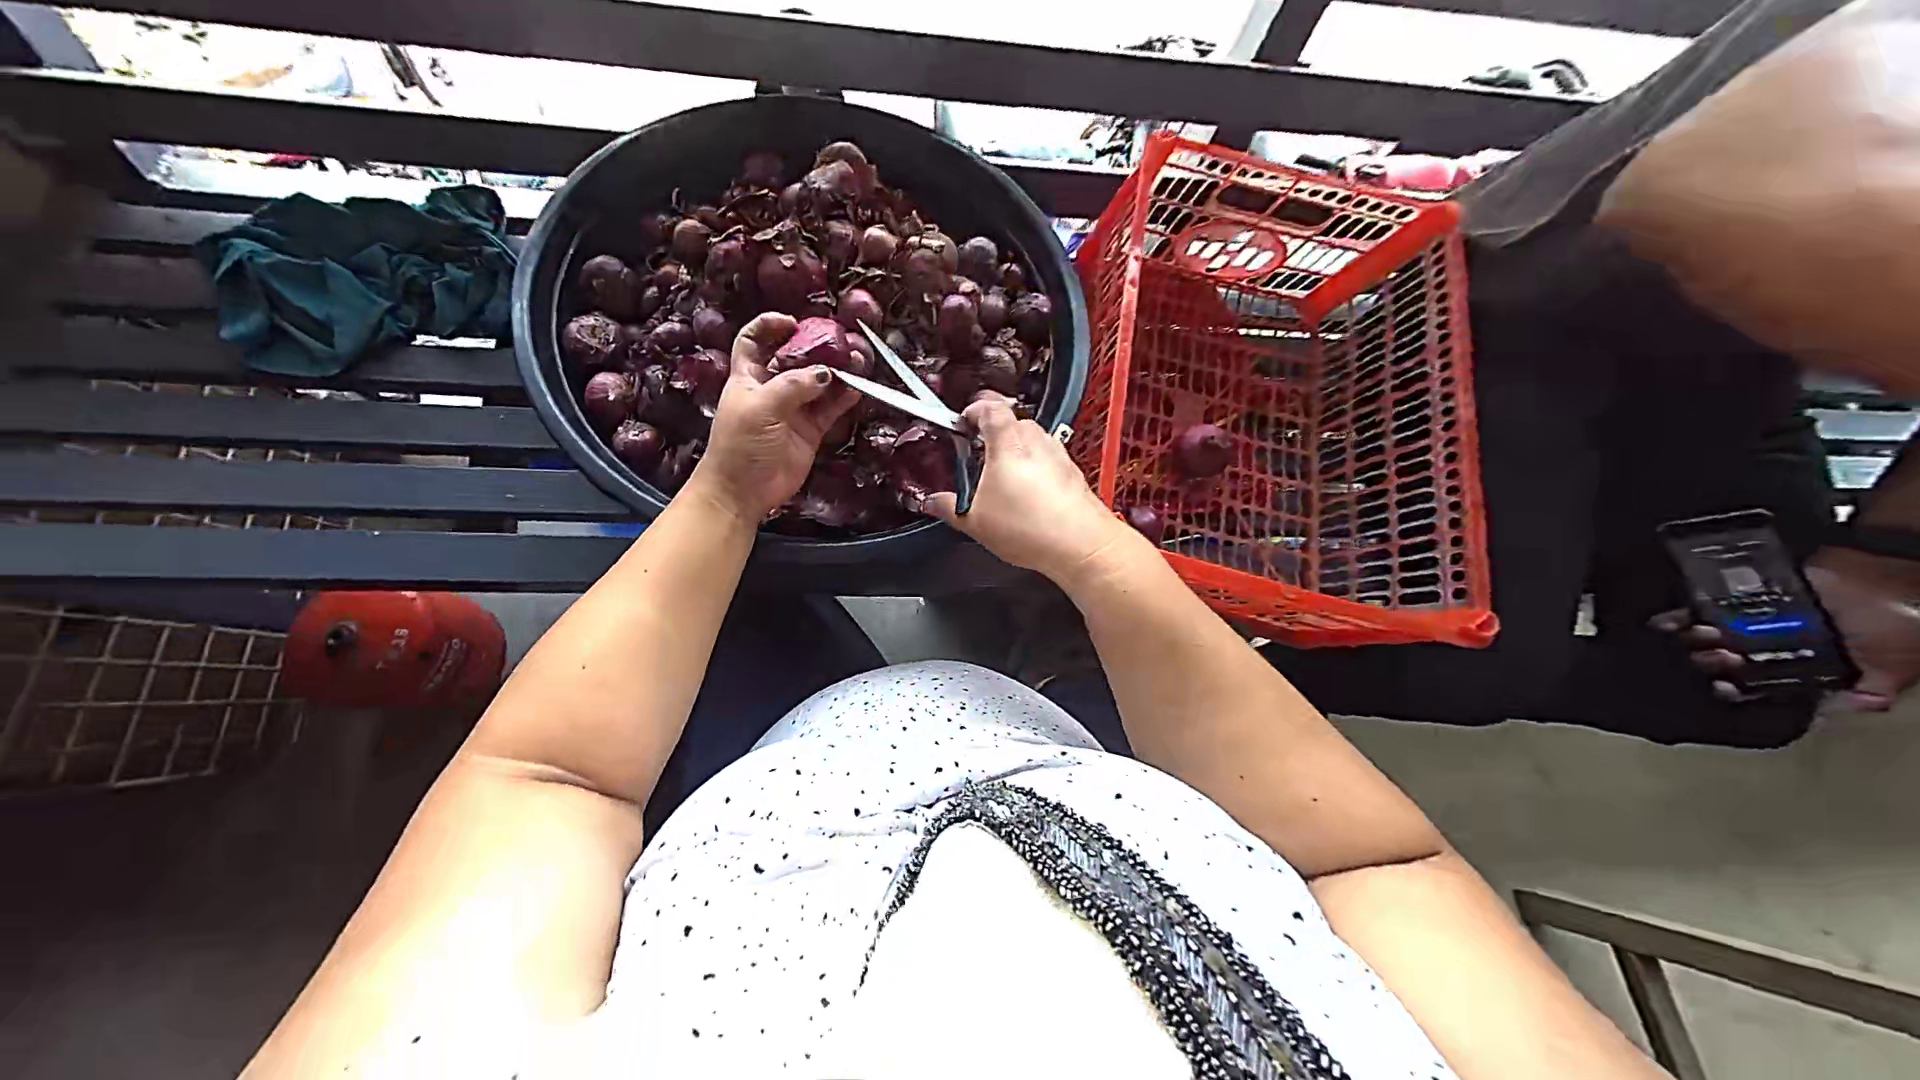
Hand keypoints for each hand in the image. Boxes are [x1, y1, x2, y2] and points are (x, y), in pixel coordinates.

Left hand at [688, 312, 858, 524]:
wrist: (743, 491)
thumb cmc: (741, 444)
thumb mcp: (761, 406)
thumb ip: (794, 385)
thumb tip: (826, 372)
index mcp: (748, 377)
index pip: (754, 341)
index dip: (769, 327)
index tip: (792, 322)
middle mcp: (772, 389)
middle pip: (794, 359)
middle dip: (814, 347)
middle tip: (838, 340)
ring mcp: (793, 410)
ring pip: (818, 383)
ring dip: (837, 372)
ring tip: (856, 361)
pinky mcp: (810, 431)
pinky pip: (830, 409)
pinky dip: (844, 398)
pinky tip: (857, 389)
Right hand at [923, 394, 1132, 584]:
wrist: (1080, 544)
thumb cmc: (1033, 527)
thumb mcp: (975, 520)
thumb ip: (948, 506)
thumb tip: (932, 502)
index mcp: (1008, 441)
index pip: (988, 407)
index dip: (972, 410)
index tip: (962, 422)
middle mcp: (1035, 440)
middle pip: (1010, 421)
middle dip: (992, 434)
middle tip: (976, 453)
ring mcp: (1057, 454)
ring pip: (1031, 440)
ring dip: (1014, 451)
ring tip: (999, 478)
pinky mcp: (1071, 471)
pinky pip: (1046, 460)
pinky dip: (1033, 468)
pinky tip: (1025, 496)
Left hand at [1651, 545, 1919, 709]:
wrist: (1899, 577)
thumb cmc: (1899, 625)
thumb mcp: (1892, 667)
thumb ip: (1867, 691)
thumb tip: (1839, 709)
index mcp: (1796, 667)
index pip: (1752, 685)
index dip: (1733, 689)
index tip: (1725, 687)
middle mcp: (1766, 646)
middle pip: (1719, 660)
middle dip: (1709, 661)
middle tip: (1723, 655)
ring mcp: (1749, 620)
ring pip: (1703, 635)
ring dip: (1692, 637)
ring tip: (1706, 634)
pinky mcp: (1737, 594)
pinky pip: (1698, 606)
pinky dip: (1678, 615)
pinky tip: (1670, 621)